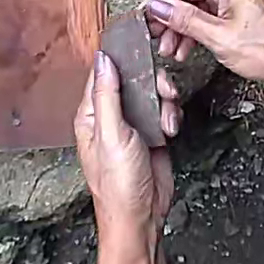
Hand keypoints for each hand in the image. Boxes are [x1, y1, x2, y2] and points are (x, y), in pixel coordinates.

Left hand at [74, 51, 179, 243]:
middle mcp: (110, 116)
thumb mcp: (111, 134)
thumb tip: (103, 59)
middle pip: (133, 79)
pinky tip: (170, 130)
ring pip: (152, 94)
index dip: (120, 58)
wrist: (141, 217)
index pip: (102, 73)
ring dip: (165, 102)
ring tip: (167, 121)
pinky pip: (164, 111)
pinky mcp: (151, 133)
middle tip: (163, 91)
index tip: (137, 47)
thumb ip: (108, 95)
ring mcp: (132, 125)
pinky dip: (171, 116)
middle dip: (152, 82)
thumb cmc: (118, 185)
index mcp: (91, 114)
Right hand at [142, 0, 263, 90]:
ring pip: (197, 7)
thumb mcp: (219, 38)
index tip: (141, 17)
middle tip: (153, 38)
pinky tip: (187, 48)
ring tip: (170, 50)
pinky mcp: (242, 9)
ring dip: (182, 28)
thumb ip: (185, 20)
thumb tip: (158, 8)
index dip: (157, 1)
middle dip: (169, 18)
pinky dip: (197, 30)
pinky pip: (211, 14)